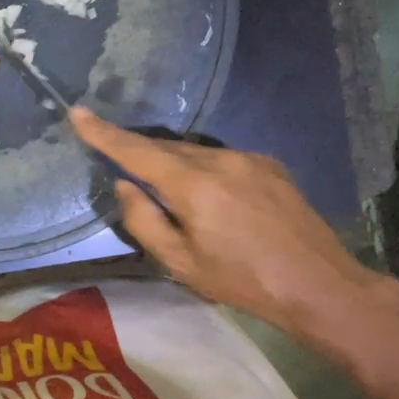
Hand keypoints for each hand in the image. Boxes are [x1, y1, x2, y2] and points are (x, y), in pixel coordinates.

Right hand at [70, 106, 388, 337]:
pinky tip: (209, 197)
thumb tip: (125, 186)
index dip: (104, 133)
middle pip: (165, 147)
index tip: (78, 112)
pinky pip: (221, 159)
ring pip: (194, 152)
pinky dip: (202, 169)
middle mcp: (221, 160)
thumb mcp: (179, 262)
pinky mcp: (270, 165)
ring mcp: (249, 159)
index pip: (137, 151)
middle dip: (139, 152)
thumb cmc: (242, 281)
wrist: (320, 285)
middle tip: (121, 168)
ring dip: (172, 164)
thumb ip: (143, 220)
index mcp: (194, 186)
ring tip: (169, 194)